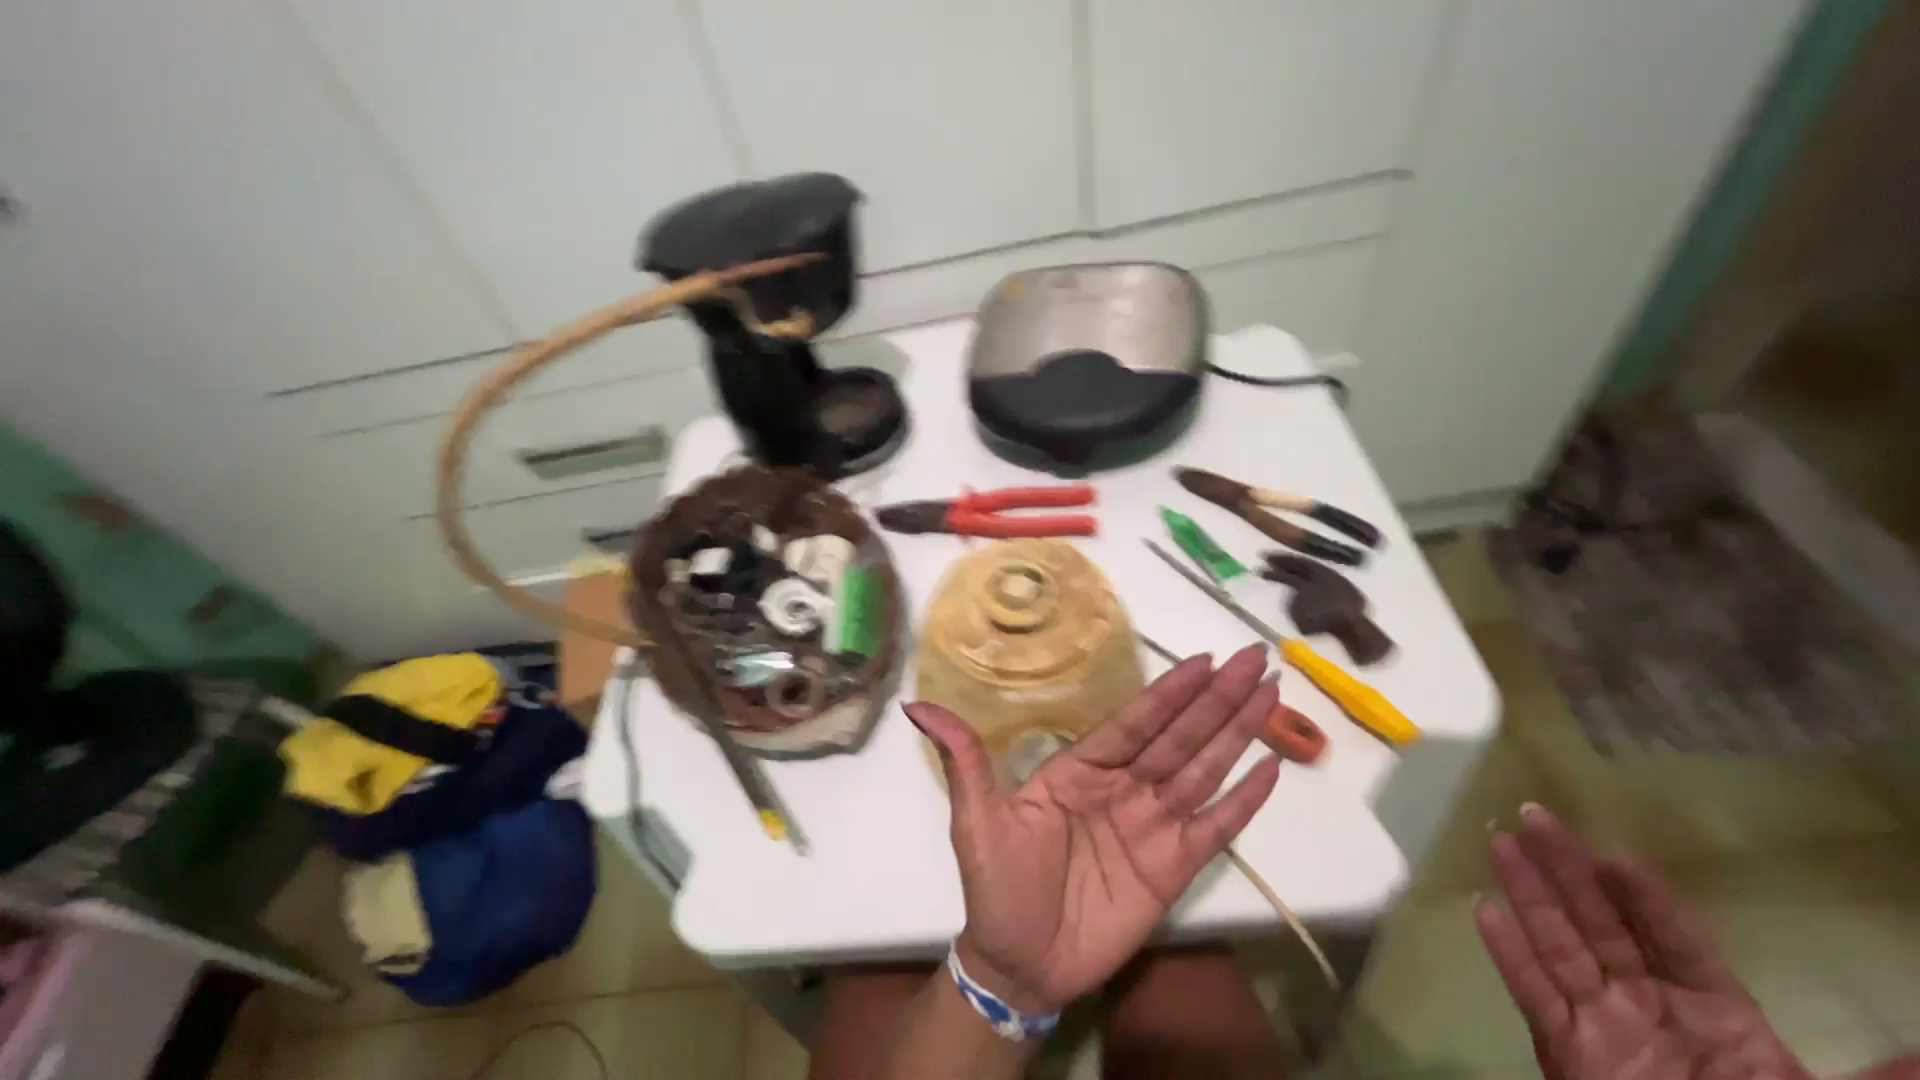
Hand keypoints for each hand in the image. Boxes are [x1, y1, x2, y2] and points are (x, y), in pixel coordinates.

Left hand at [905, 645, 1280, 1013]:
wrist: (1018, 964)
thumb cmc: (997, 888)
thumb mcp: (976, 821)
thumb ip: (964, 761)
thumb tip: (918, 707)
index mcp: (1080, 771)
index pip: (1133, 723)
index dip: (1169, 692)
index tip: (1203, 660)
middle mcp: (1122, 789)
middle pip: (1177, 737)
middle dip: (1217, 699)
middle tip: (1254, 659)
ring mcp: (1151, 827)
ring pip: (1201, 771)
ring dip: (1236, 734)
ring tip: (1269, 695)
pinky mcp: (1173, 869)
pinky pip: (1214, 828)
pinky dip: (1243, 801)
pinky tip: (1269, 768)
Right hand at [1476, 805, 1808, 1079]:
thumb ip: (1881, 1078)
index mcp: (1717, 1012)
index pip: (1675, 938)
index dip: (1646, 898)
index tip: (1617, 855)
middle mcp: (1651, 1004)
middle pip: (1603, 924)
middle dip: (1567, 868)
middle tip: (1535, 814)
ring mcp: (1604, 1025)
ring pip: (1560, 946)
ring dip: (1528, 893)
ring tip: (1501, 842)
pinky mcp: (1566, 1051)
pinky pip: (1535, 997)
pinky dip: (1508, 957)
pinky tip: (1484, 912)